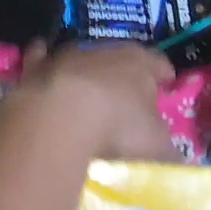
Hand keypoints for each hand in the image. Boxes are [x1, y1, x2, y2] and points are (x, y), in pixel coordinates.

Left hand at [4, 42, 177, 160]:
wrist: (58, 118)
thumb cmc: (117, 128)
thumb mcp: (157, 147)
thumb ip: (168, 150)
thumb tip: (174, 158)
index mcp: (139, 63)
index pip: (157, 62)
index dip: (163, 74)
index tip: (166, 84)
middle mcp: (103, 51)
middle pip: (119, 58)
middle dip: (123, 74)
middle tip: (127, 96)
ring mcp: (66, 56)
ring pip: (80, 56)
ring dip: (84, 70)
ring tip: (86, 89)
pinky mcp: (36, 67)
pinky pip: (38, 56)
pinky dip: (41, 60)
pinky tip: (42, 67)